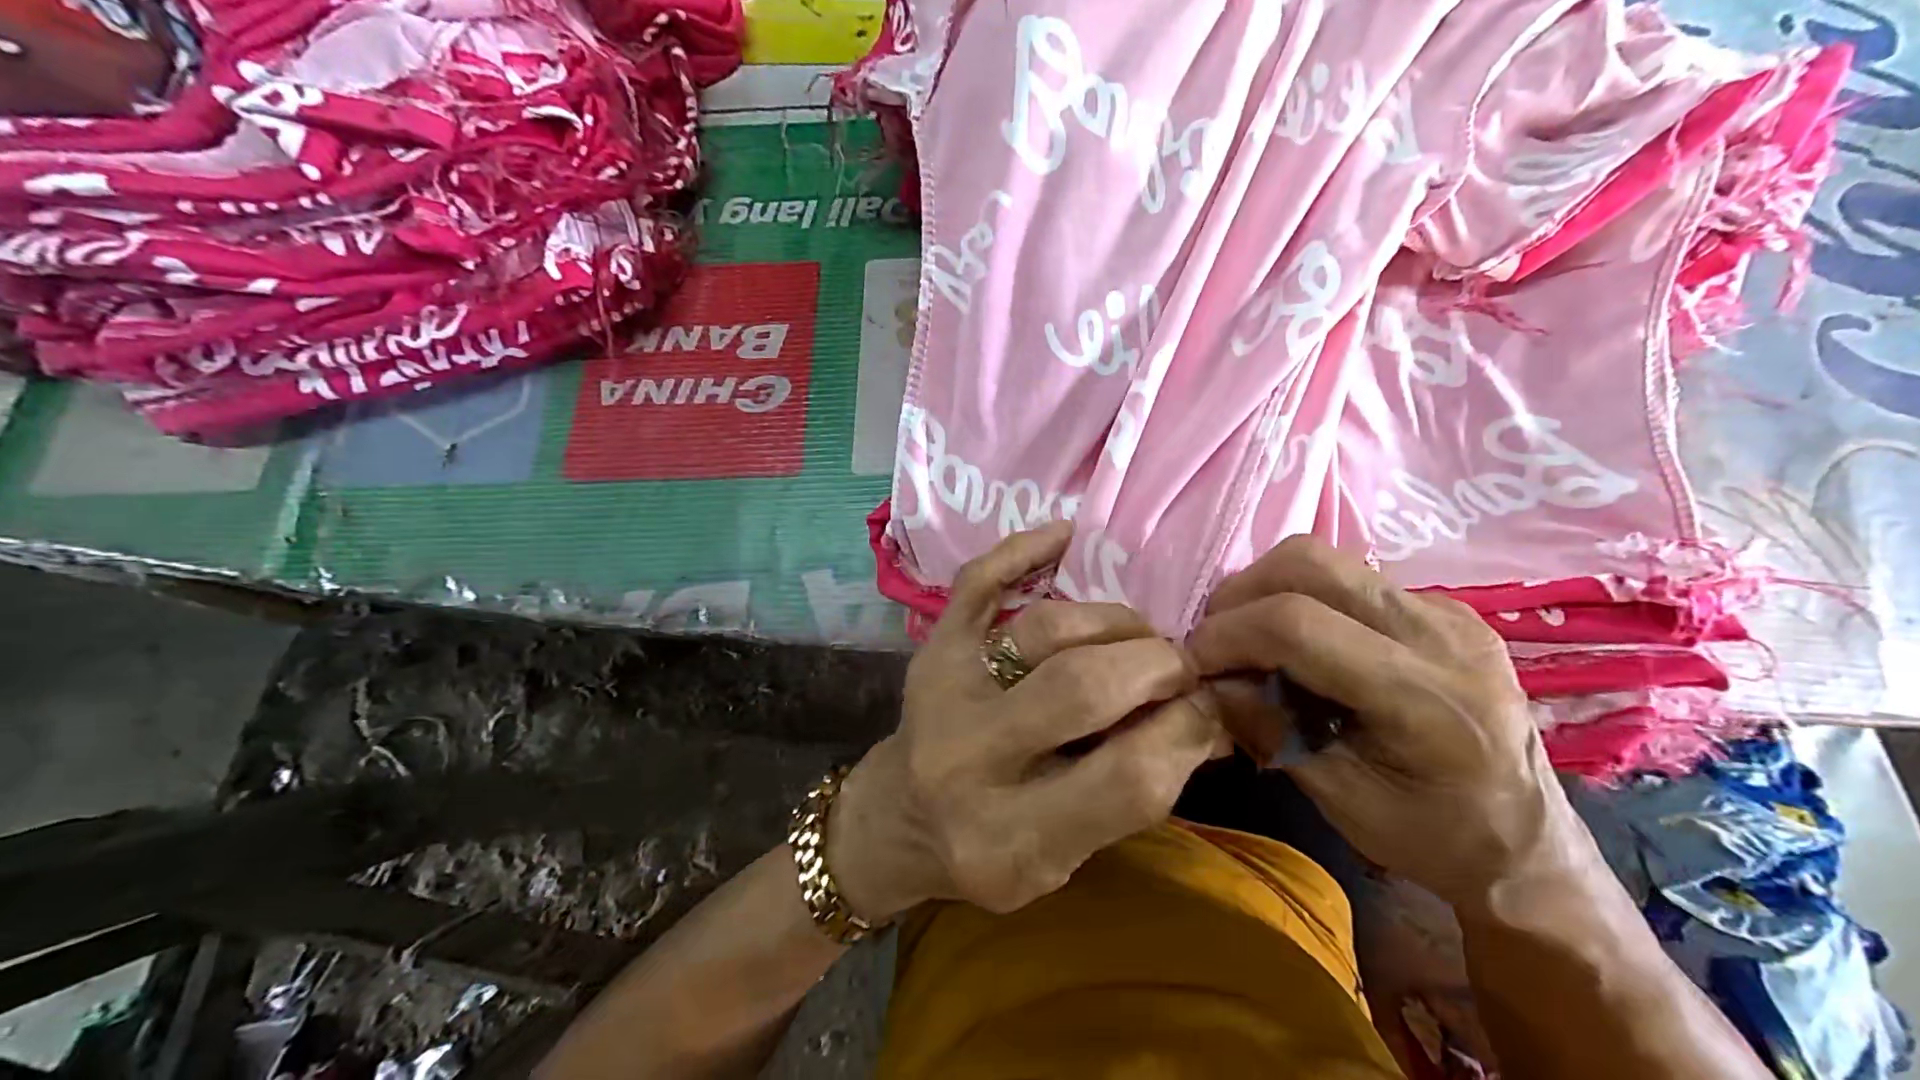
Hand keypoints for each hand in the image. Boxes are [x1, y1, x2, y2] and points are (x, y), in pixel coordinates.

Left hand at [826, 523, 1229, 918]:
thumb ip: (1132, 793)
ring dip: (1112, 622)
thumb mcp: (1065, 857)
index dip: (1187, 732)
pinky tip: (1069, 538)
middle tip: (1179, 665)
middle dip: (1155, 666)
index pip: (1130, 776)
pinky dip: (1022, 551)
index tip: (1208, 710)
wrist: (900, 818)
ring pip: (1043, 627)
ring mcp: (944, 692)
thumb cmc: (990, 849)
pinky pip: (977, 584)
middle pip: (1083, 686)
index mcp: (1013, 839)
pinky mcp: (932, 649)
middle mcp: (970, 759)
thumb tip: (1211, 715)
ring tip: (1138, 636)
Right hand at [1186, 535, 1586, 909]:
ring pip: (1328, 558)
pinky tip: (1297, 644)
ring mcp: (1447, 611)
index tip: (1193, 664)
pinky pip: (1351, 577)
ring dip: (1267, 589)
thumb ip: (1269, 731)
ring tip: (1248, 638)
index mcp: (1426, 697)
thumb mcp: (1340, 800)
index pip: (1300, 625)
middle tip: (1215, 641)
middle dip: (1241, 594)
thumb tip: (1209, 682)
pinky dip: (1301, 597)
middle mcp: (1442, 634)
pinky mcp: (1442, 606)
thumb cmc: (1435, 837)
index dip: (1228, 634)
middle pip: (1312, 564)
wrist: (1529, 843)